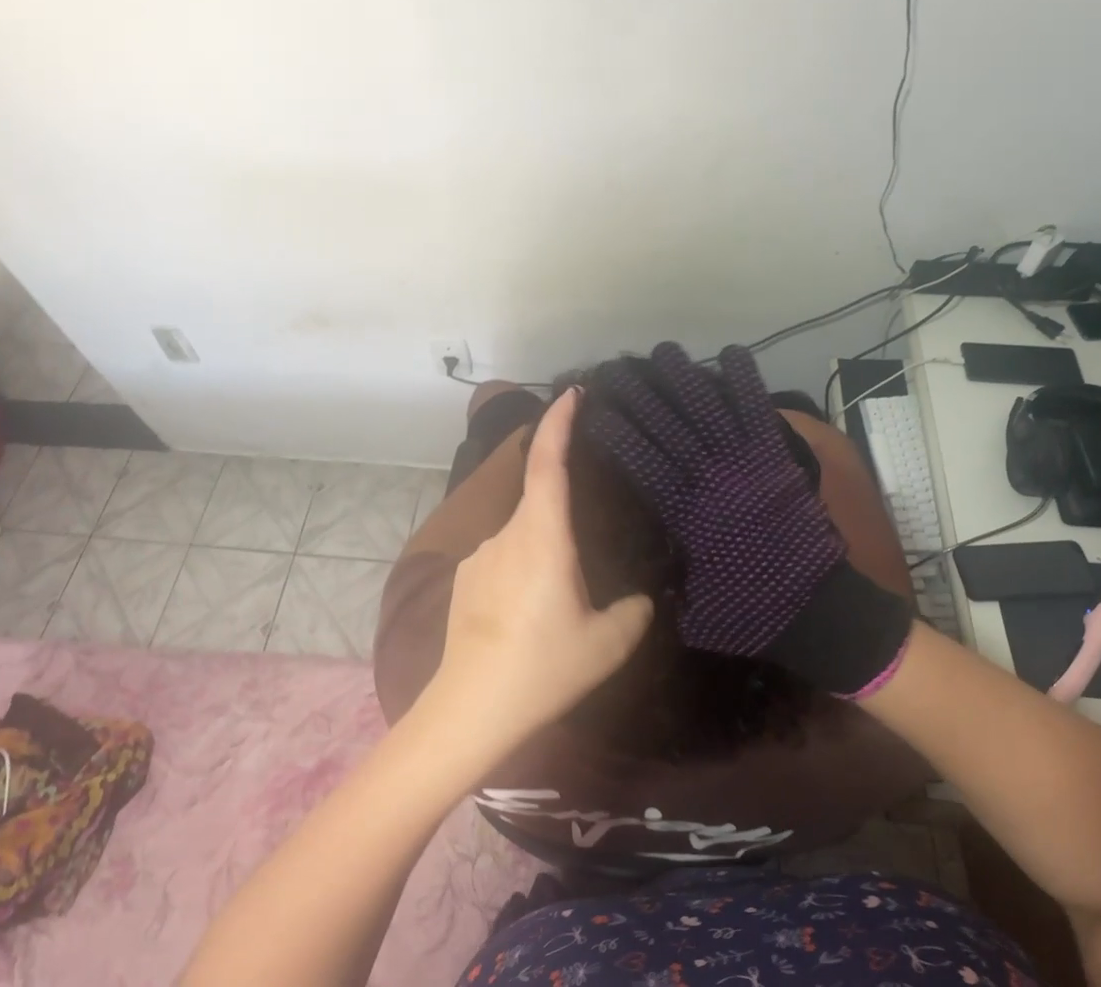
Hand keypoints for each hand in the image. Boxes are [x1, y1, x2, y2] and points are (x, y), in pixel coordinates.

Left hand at [419, 388, 653, 751]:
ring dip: (543, 555)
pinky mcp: (461, 580)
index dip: (560, 422)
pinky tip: (529, 618)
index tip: (572, 394)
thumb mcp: (609, 644)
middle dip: (564, 515)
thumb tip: (639, 599)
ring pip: (521, 539)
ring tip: (560, 606)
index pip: (549, 461)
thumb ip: (634, 611)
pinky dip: (520, 575)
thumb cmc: (544, 667)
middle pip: (538, 503)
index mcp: (542, 536)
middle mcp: (505, 534)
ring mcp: (477, 556)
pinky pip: (501, 562)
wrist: (472, 707)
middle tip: (591, 557)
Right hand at [581, 343, 912, 697]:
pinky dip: (745, 383)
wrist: (816, 613)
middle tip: (614, 371)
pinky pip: (758, 414)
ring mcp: (746, 465)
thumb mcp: (690, 608)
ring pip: (708, 410)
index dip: (615, 432)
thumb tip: (641, 562)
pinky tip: (731, 355)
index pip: (640, 461)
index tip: (594, 410)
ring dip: (683, 379)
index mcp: (683, 514)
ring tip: (663, 353)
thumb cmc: (748, 613)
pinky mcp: (777, 461)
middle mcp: (709, 481)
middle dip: (637, 395)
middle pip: (666, 426)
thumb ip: (662, 580)